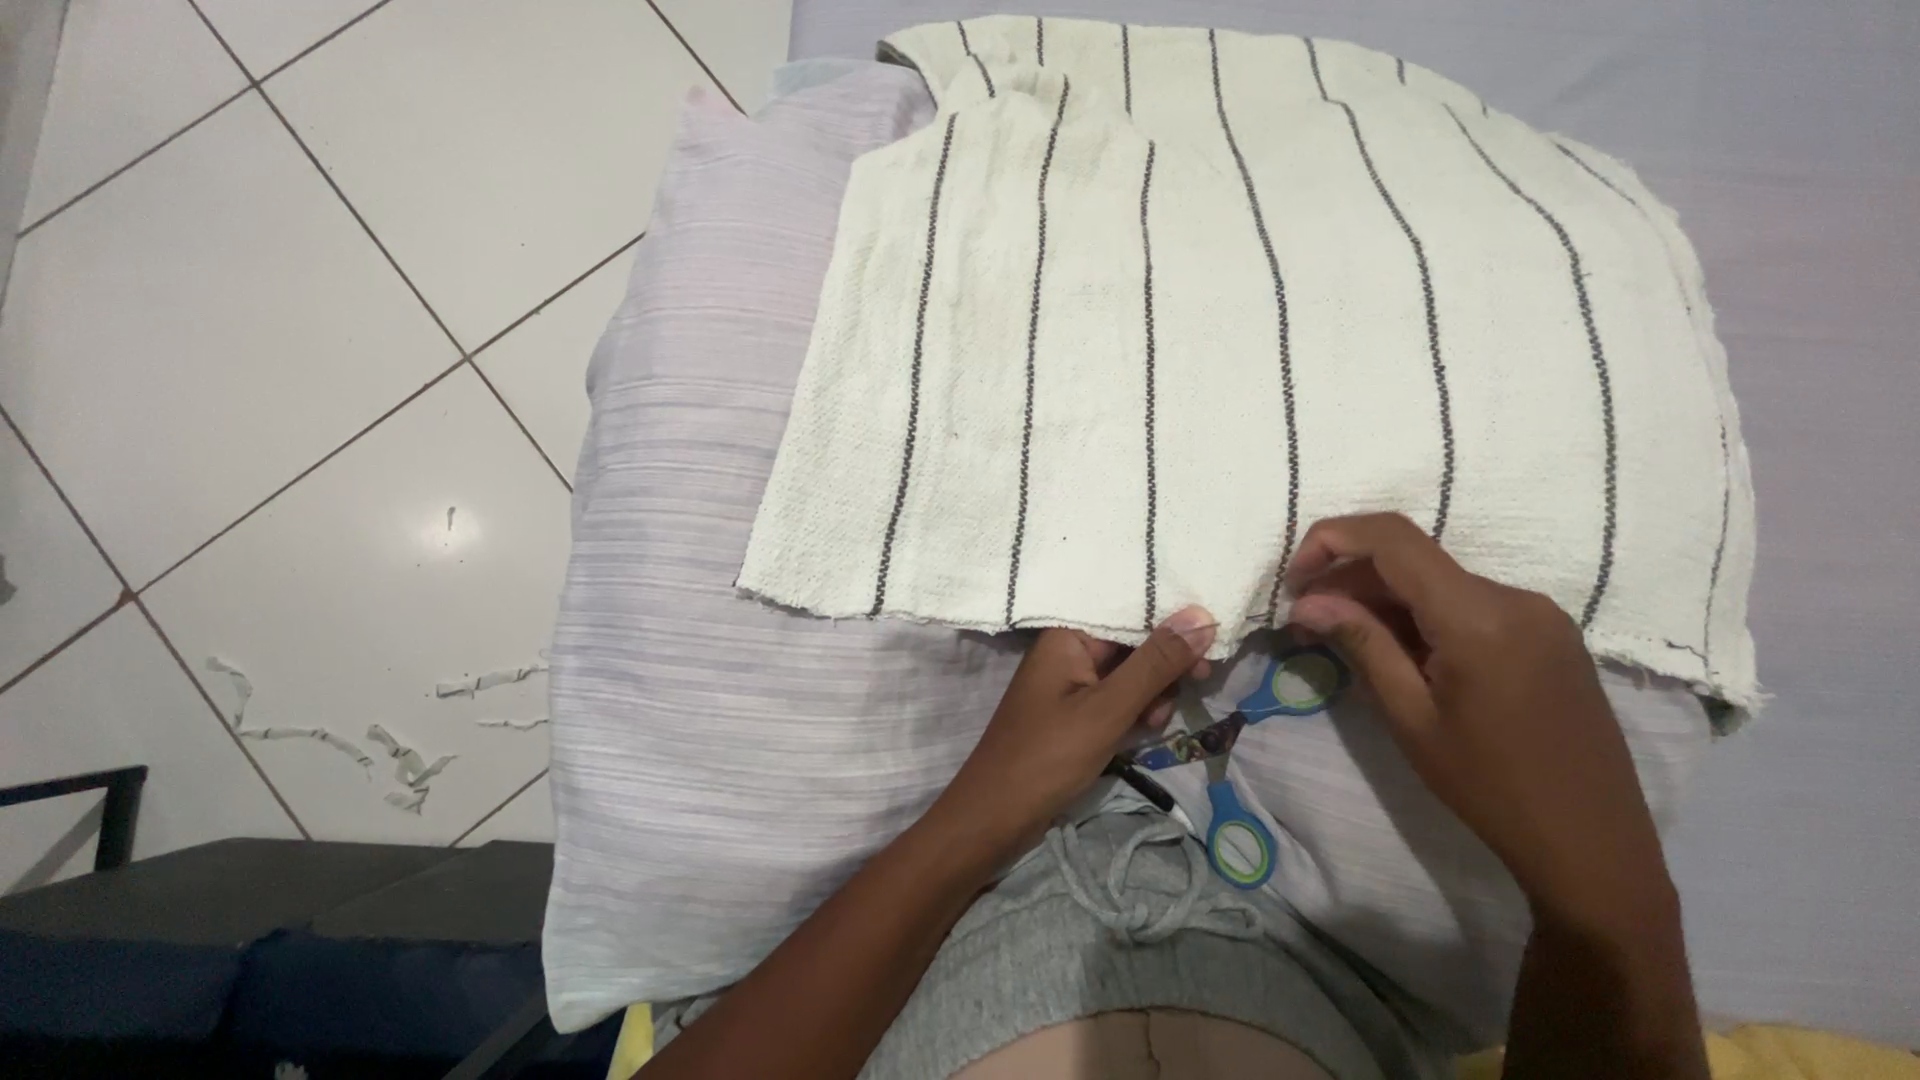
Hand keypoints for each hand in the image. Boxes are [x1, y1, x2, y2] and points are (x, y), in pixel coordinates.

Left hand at [934, 608, 1216, 858]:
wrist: (996, 815)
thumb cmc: (1048, 755)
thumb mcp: (1109, 708)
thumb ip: (1156, 662)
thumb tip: (1201, 615)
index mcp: (1067, 635)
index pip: (1129, 611)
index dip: (1172, 626)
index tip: (1211, 647)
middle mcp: (1067, 650)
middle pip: (1132, 643)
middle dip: (1164, 666)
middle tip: (1199, 683)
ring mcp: (1069, 684)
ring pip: (1130, 675)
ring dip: (1152, 694)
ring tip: (1154, 721)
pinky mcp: (1074, 713)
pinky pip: (1116, 700)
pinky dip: (1134, 712)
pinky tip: (1143, 731)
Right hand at [1284, 514, 1674, 929]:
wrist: (1594, 843)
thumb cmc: (1490, 787)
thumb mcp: (1410, 717)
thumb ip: (1362, 643)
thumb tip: (1307, 601)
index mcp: (1479, 616)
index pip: (1392, 539)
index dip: (1332, 540)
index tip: (1294, 580)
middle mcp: (1515, 597)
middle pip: (1412, 560)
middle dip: (1350, 580)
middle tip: (1306, 622)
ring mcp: (1539, 613)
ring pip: (1439, 582)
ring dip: (1384, 600)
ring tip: (1348, 643)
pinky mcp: (1549, 634)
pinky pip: (1470, 604)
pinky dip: (1423, 615)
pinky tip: (1404, 656)